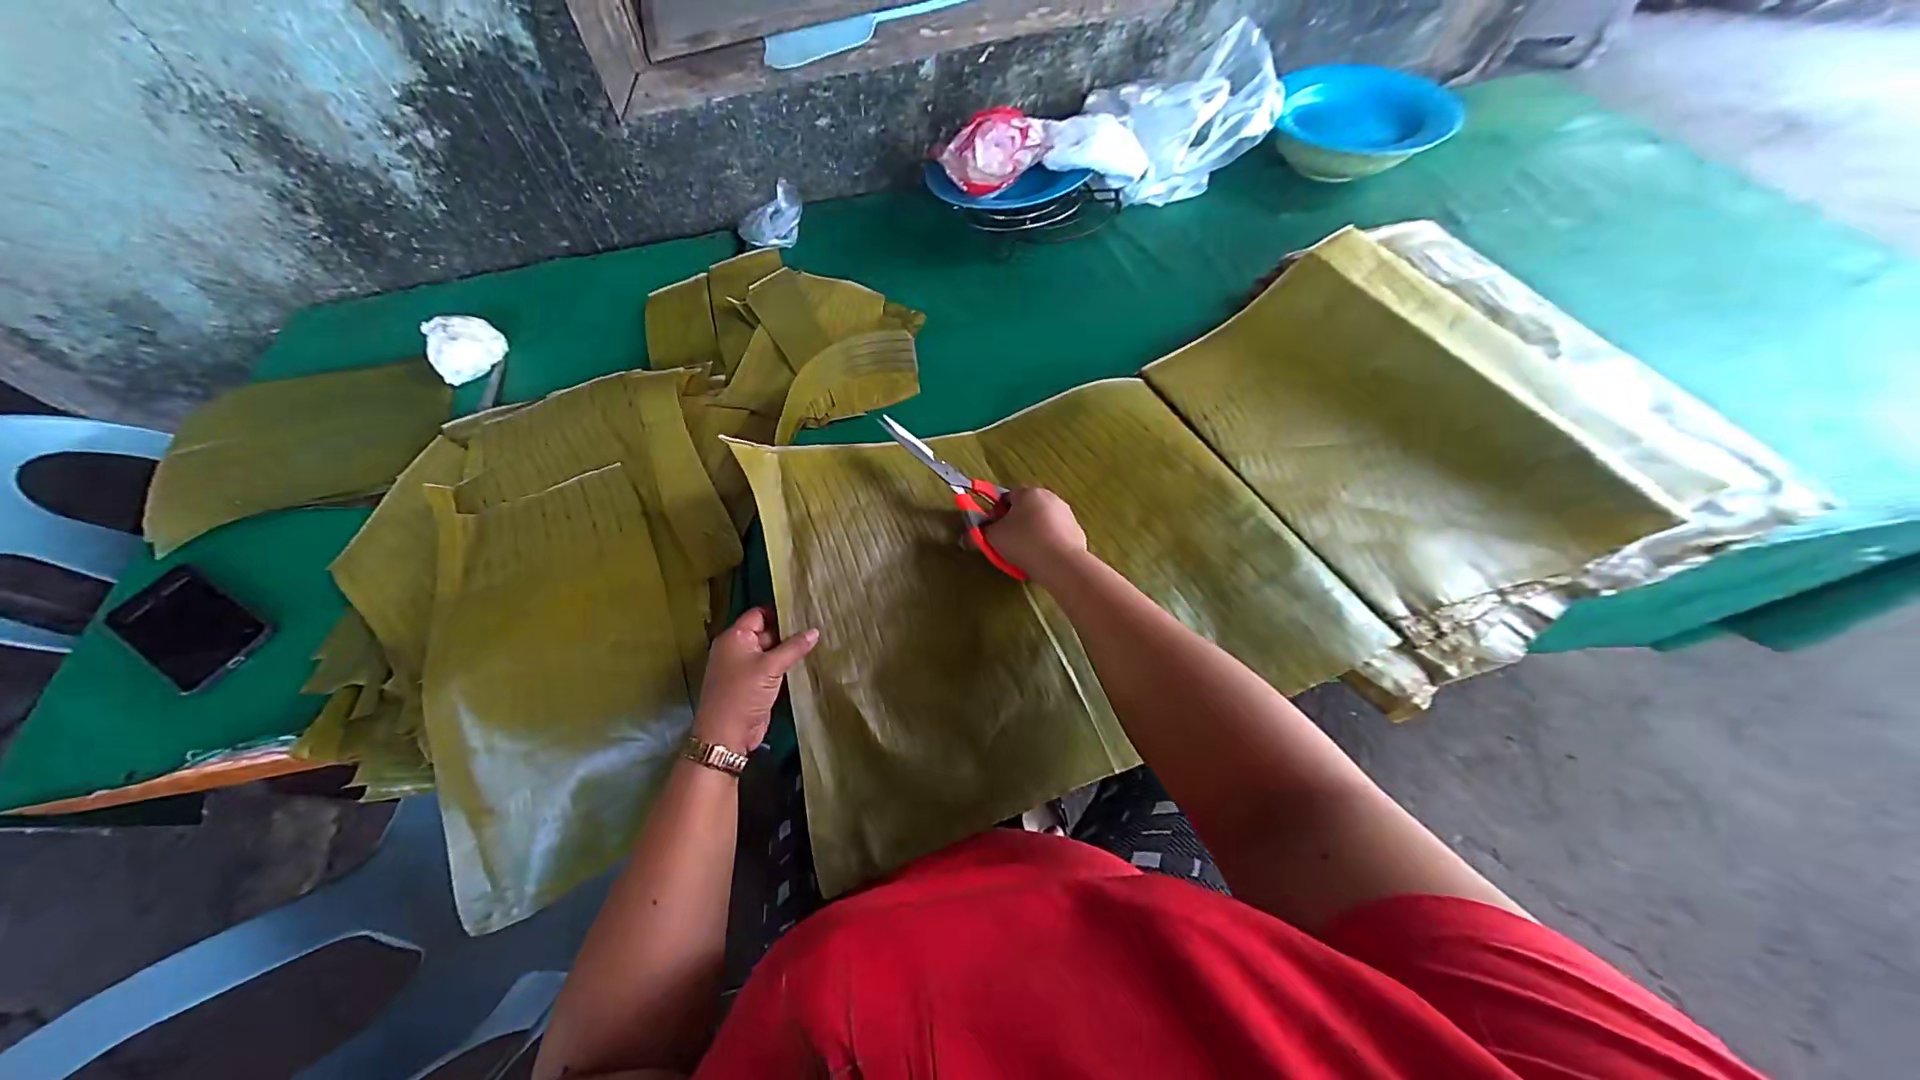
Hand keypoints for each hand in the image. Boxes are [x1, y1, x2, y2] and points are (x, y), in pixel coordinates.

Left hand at [692, 607, 818, 752]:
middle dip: (789, 631)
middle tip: (817, 625)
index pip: (759, 614)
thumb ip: (793, 647)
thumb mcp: (770, 667)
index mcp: (734, 637)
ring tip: (818, 641)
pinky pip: (772, 668)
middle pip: (766, 632)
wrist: (727, 735)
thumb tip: (815, 631)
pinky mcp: (754, 684)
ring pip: (771, 651)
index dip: (780, 611)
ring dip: (790, 650)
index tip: (805, 609)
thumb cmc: (743, 693)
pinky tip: (808, 661)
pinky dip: (786, 665)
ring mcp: (745, 667)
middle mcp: (738, 648)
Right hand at [980, 487, 1087, 582]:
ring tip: (1025, 554)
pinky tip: (1043, 558)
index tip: (994, 529)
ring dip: (1033, 532)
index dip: (997, 512)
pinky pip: (1056, 535)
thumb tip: (965, 537)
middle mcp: (1049, 497)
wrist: (1061, 563)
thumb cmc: (1023, 543)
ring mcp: (1066, 513)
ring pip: (1042, 521)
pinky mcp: (1077, 531)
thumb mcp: (993, 538)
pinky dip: (1048, 543)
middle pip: (1026, 508)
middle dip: (1016, 522)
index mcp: (1028, 493)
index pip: (1007, 496)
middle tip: (1007, 542)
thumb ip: (978, 534)